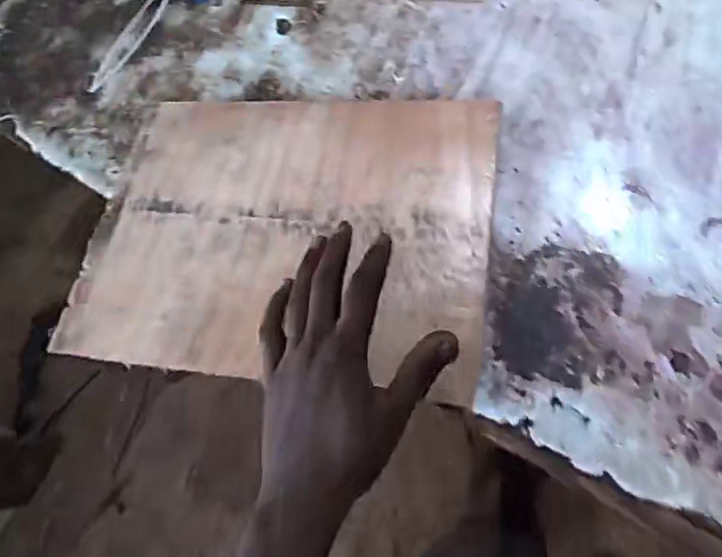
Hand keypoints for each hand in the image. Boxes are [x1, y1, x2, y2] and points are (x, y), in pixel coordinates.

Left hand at [241, 223, 459, 556]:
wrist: (301, 495)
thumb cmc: (352, 455)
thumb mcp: (394, 414)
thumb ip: (420, 371)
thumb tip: (451, 336)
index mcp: (346, 350)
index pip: (362, 293)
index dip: (373, 262)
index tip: (382, 238)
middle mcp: (315, 344)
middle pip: (324, 287)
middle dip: (335, 253)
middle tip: (343, 226)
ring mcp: (289, 358)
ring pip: (296, 301)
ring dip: (306, 269)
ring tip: (315, 243)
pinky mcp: (270, 375)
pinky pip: (270, 332)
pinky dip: (275, 306)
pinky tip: (281, 289)